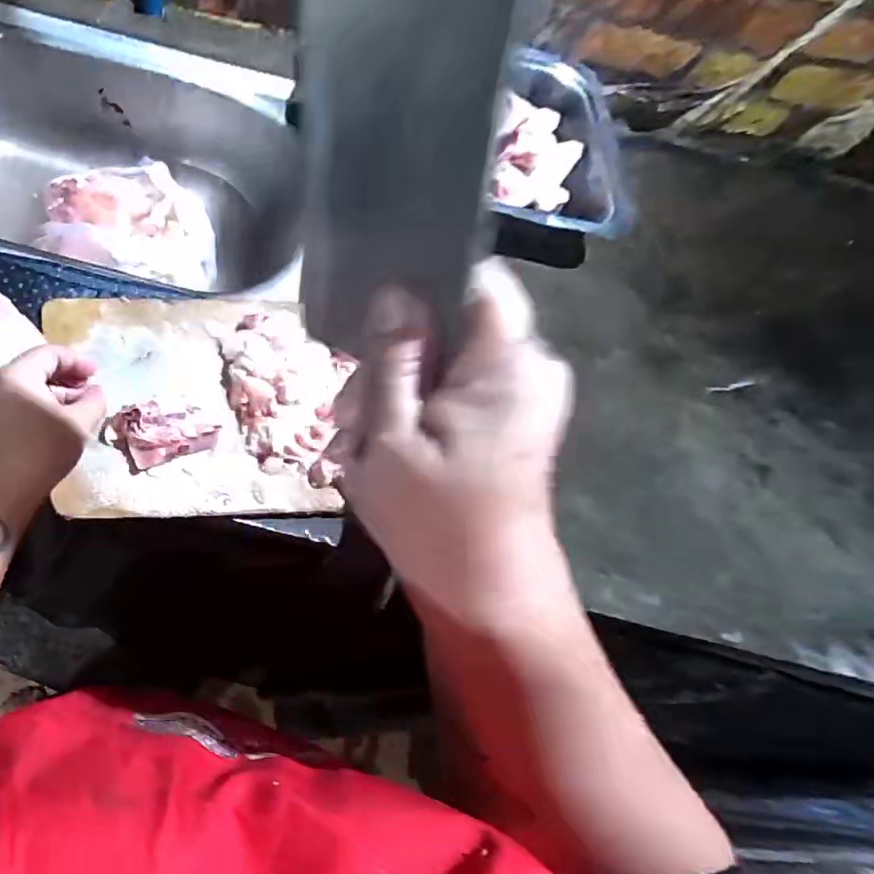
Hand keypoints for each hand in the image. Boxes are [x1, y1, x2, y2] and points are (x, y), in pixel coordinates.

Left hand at [0, 345, 106, 516]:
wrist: (8, 489)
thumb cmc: (44, 449)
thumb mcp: (78, 422)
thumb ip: (94, 400)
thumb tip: (97, 391)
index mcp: (18, 374)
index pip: (51, 353)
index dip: (78, 361)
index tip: (98, 374)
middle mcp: (2, 382)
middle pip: (40, 367)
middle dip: (69, 376)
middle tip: (92, 389)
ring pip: (34, 385)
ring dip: (60, 392)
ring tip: (83, 407)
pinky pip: (26, 400)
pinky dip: (47, 404)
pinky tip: (65, 420)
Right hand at [326, 260, 573, 624]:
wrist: (482, 592)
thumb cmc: (432, 518)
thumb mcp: (390, 435)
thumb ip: (393, 359)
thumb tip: (394, 294)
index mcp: (507, 363)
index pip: (474, 281)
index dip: (419, 288)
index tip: (371, 328)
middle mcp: (527, 368)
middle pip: (448, 328)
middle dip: (389, 363)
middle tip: (347, 419)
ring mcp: (520, 397)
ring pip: (441, 364)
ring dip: (391, 396)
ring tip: (355, 446)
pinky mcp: (507, 421)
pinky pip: (453, 393)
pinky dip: (412, 414)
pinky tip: (377, 450)